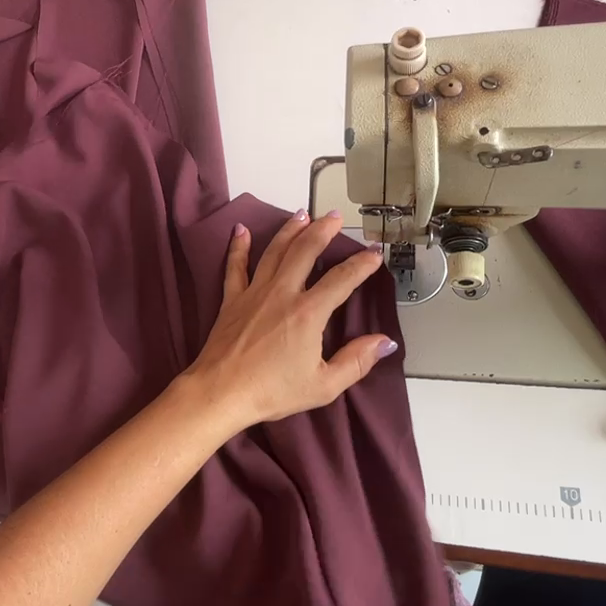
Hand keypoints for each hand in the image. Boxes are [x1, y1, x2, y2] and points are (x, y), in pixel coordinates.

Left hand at [175, 210, 393, 430]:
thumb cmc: (272, 391)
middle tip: (335, 216)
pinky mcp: (231, 300)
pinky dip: (238, 247)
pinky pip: (235, 266)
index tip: (374, 251)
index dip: (361, 264)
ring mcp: (254, 293)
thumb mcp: (324, 385)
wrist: (221, 392)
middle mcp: (282, 293)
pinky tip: (241, 230)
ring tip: (301, 213)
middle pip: (305, 251)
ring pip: (274, 251)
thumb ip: (357, 361)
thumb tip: (385, 342)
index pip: (342, 280)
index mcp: (308, 313)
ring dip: (289, 230)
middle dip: (323, 230)